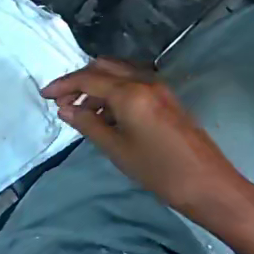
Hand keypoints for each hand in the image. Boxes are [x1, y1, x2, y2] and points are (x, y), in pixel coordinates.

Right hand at [43, 58, 253, 220]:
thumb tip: (65, 109)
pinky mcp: (167, 99)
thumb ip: (88, 124)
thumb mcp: (117, 150)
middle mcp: (145, 81)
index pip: (88, 79)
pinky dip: (114, 91)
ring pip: (119, 73)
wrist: (209, 185)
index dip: (63, 85)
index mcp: (130, 93)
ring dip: (97, 85)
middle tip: (62, 102)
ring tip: (82, 111)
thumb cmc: (159, 171)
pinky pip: (133, 83)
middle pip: (104, 68)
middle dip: (79, 81)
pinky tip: (107, 114)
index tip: (44, 95)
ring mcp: (159, 88)